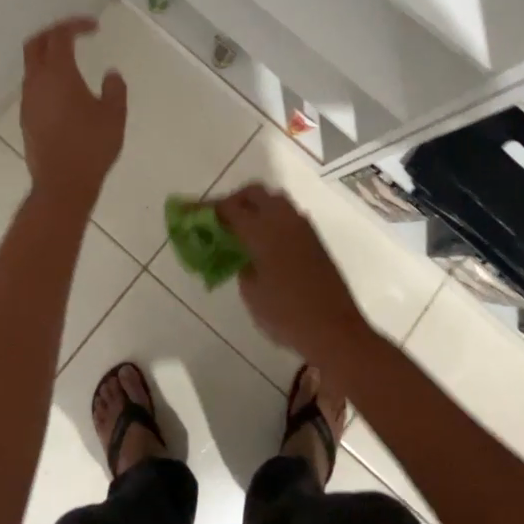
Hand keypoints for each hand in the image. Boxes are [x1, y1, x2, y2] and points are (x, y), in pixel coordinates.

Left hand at [19, 17, 126, 210]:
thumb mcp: (114, 115)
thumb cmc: (91, 146)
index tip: (95, 27)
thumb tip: (111, 73)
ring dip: (49, 55)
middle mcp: (37, 82)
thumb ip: (115, 88)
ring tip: (73, 60)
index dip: (76, 25)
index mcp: (58, 74)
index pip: (60, 36)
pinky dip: (47, 75)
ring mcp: (28, 101)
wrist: (62, 185)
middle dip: (54, 33)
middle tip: (76, 33)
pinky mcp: (26, 117)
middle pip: (36, 44)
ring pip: (32, 65)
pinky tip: (66, 89)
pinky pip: (34, 85)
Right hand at [216, 185, 371, 361]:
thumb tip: (244, 256)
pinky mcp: (314, 239)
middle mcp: (283, 219)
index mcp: (263, 229)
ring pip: (273, 201)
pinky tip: (262, 243)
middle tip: (217, 219)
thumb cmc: (287, 314)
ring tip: (239, 230)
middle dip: (233, 200)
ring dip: (254, 207)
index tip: (187, 212)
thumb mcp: (252, 293)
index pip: (229, 207)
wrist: (336, 329)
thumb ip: (242, 265)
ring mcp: (302, 227)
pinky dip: (270, 220)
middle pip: (253, 193)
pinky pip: (287, 216)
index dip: (206, 208)